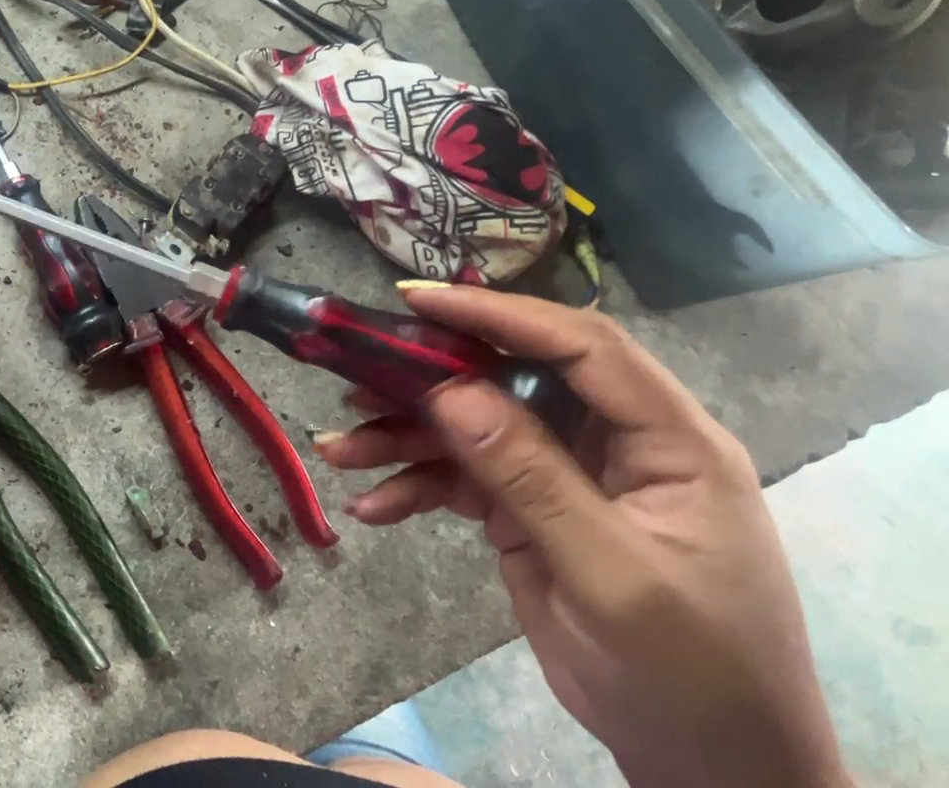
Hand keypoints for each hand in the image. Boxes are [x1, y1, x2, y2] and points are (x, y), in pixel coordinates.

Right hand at [315, 287, 846, 787]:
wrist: (703, 762)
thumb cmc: (688, 669)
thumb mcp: (612, 574)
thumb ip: (533, 478)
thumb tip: (452, 393)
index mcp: (665, 440)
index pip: (581, 347)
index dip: (499, 314)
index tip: (417, 302)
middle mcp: (609, 442)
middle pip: (509, 381)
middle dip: (427, 378)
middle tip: (354, 373)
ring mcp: (563, 476)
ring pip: (471, 430)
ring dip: (403, 438)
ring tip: (338, 450)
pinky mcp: (526, 511)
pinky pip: (460, 480)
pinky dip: (414, 489)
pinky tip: (372, 508)